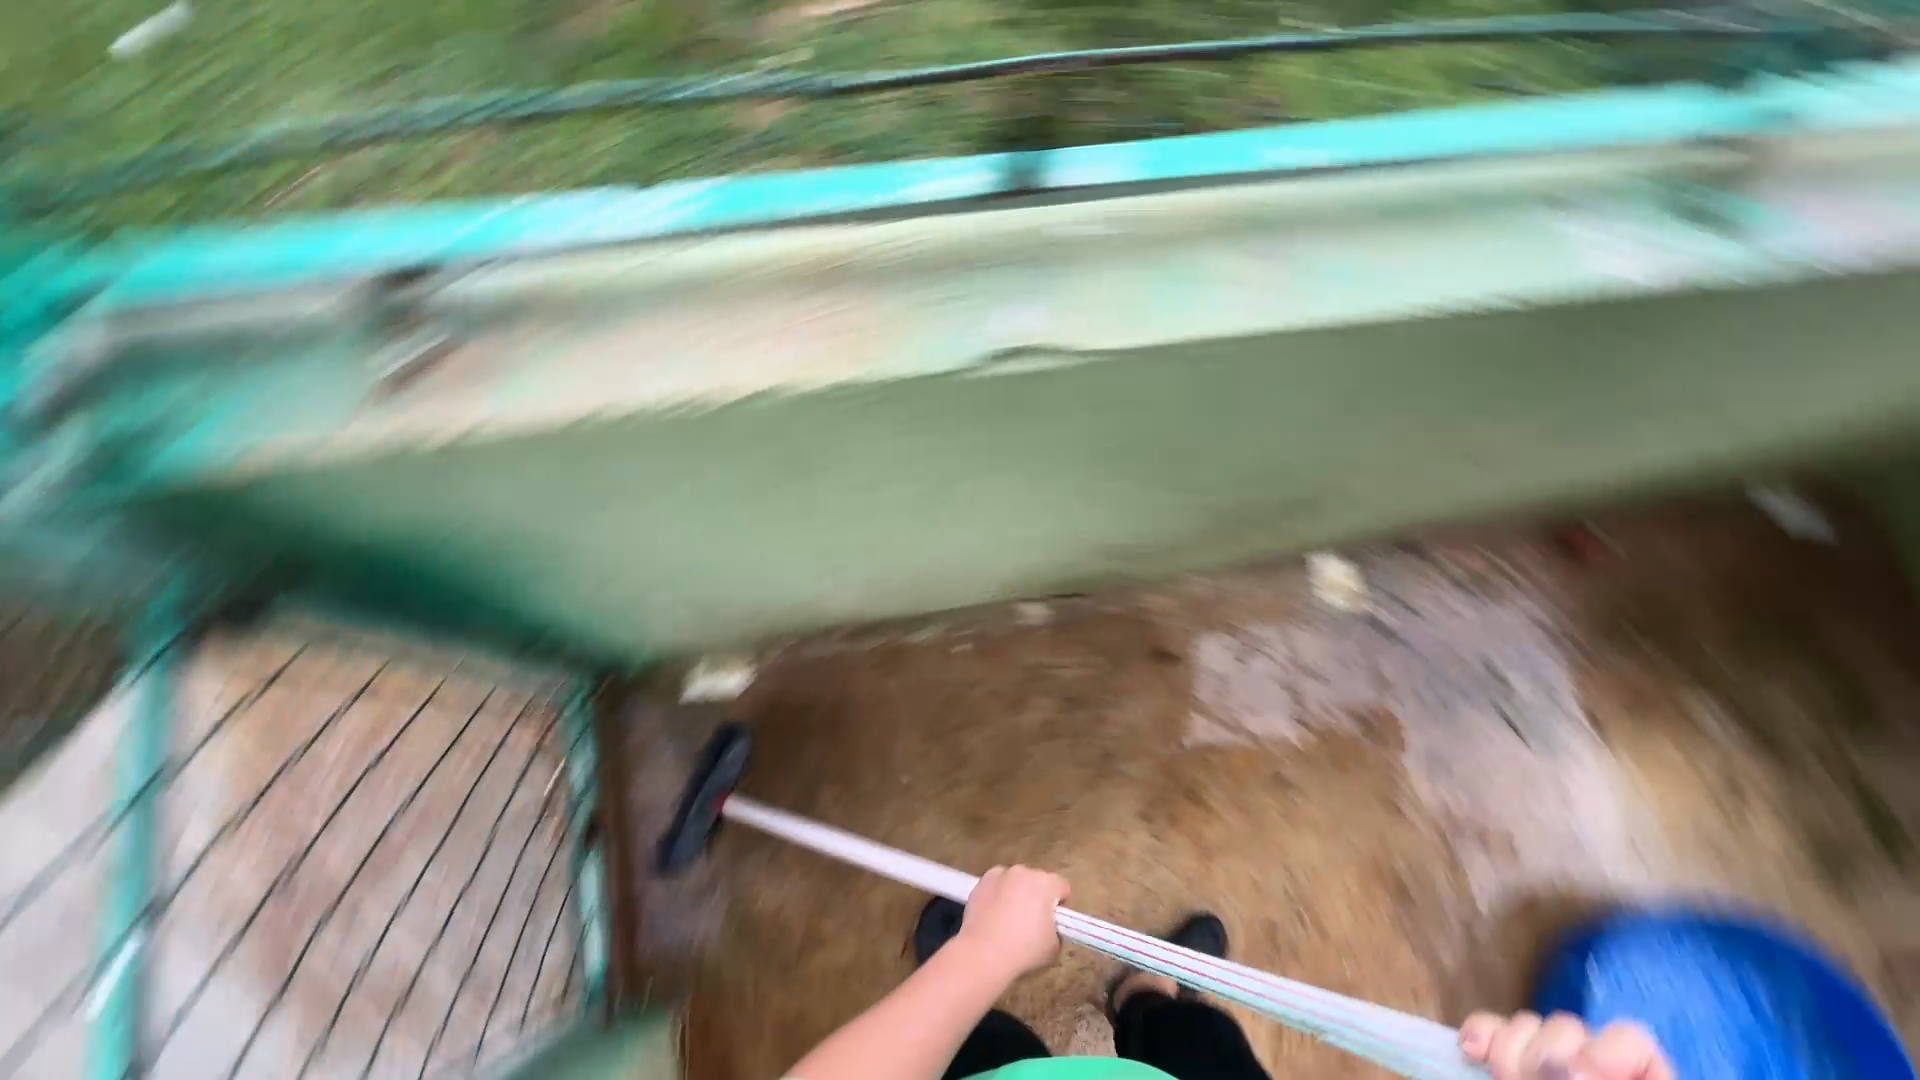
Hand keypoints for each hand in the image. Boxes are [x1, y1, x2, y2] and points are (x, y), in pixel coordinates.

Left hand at [955, 865, 1069, 979]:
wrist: (983, 954)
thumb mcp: (1054, 947)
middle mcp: (1023, 872)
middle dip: (1038, 897)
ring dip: (1017, 893)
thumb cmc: (1024, 950)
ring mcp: (999, 874)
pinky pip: (996, 885)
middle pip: (1037, 881)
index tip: (1055, 922)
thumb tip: (1049, 927)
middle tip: (1032, 923)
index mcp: (1045, 883)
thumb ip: (1057, 931)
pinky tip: (993, 915)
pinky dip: (997, 894)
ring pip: (1015, 881)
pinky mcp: (980, 883)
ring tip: (1009, 920)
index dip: (1061, 904)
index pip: (1062, 887)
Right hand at [1459, 1011, 1671, 1079]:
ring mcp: (1543, 1058)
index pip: (1628, 1039)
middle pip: (1568, 1028)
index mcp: (1634, 1075)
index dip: (1605, 1050)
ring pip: (1526, 1024)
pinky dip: (1480, 1033)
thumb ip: (1594, 1077)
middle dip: (1545, 1055)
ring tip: (1507, 1078)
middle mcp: (1591, 1063)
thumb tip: (1566, 1069)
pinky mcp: (1504, 1053)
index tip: (1582, 1074)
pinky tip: (1471, 1052)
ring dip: (1511, 1051)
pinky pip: (1489, 1025)